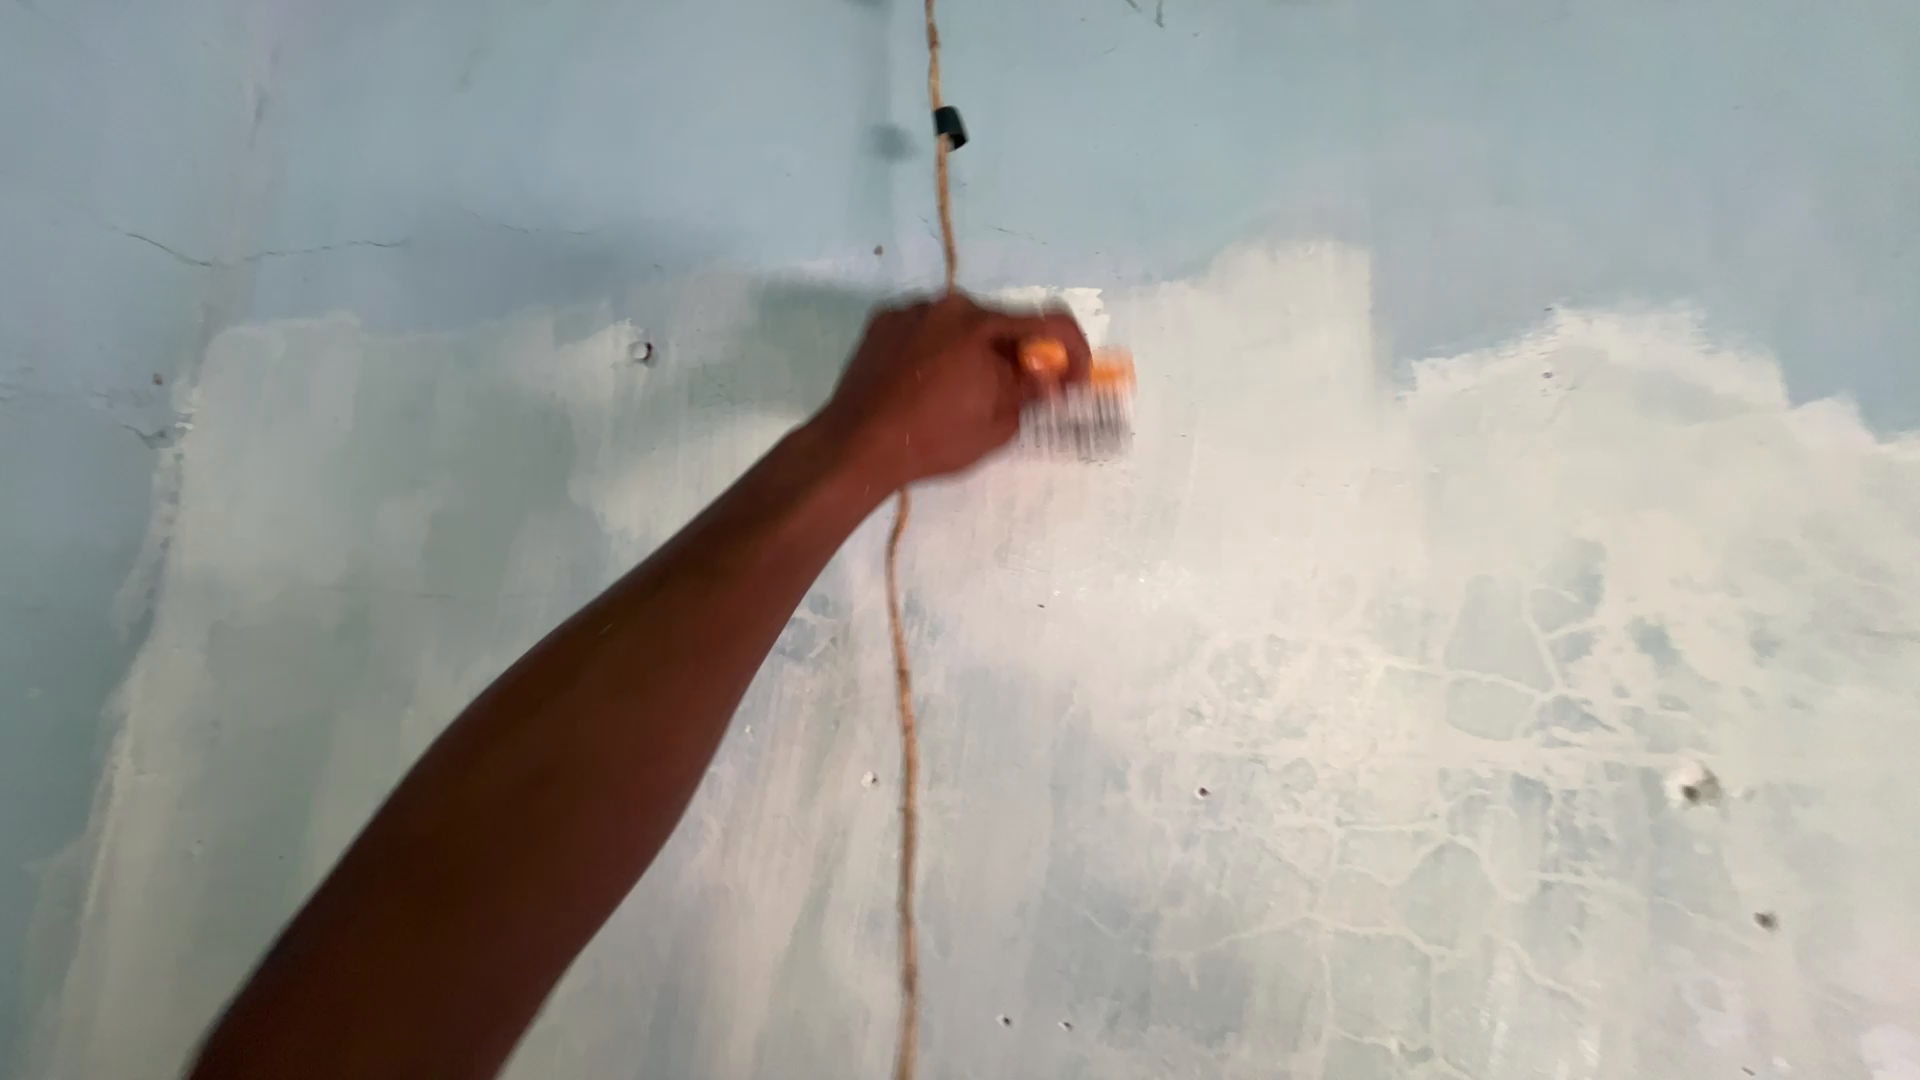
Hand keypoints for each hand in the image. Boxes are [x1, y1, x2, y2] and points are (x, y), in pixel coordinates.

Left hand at [812, 292, 1091, 489]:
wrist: (856, 444)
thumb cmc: (933, 440)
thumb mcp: (997, 426)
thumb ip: (1032, 394)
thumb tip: (1050, 378)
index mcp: (982, 325)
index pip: (1050, 322)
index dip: (1074, 351)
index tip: (1073, 381)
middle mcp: (949, 304)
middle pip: (1002, 324)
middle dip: (1018, 355)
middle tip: (1016, 393)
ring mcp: (911, 310)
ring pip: (962, 326)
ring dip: (976, 352)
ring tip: (962, 394)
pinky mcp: (883, 322)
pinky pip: (928, 330)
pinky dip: (940, 351)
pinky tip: (928, 385)